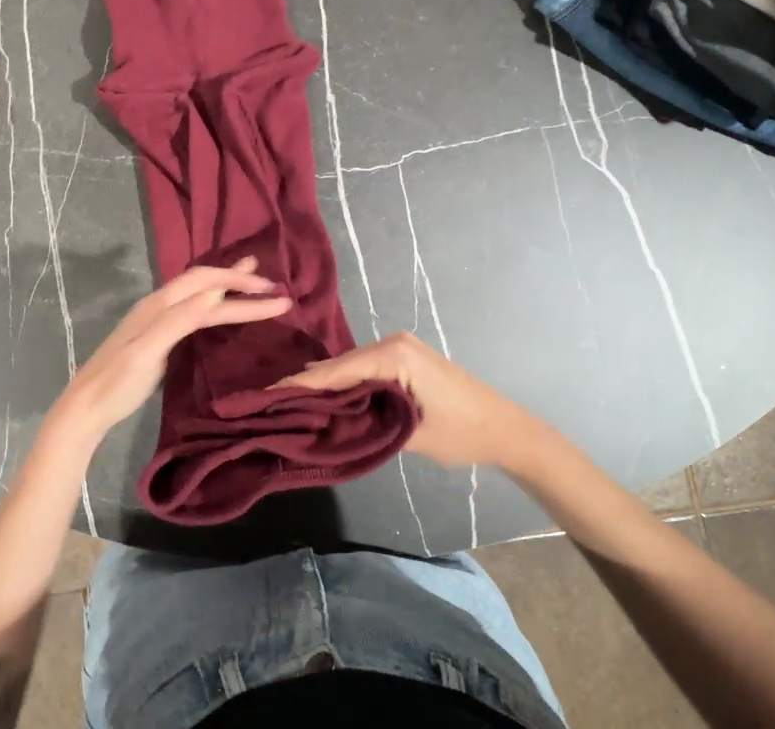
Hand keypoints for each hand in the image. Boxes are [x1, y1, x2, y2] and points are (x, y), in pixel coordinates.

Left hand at [46, 258, 290, 447]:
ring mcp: (155, 318)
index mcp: (159, 306)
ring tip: (249, 276)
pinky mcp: (155, 335)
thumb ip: (179, 321)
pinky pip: (190, 307)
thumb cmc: (117, 382)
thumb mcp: (148, 352)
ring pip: (196, 292)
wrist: (86, 405)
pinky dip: (211, 301)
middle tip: (272, 283)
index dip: (244, 292)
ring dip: (225, 284)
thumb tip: (215, 293)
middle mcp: (157, 304)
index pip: (209, 290)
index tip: (278, 298)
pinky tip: (216, 307)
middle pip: (203, 282)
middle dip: (237, 279)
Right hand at [272, 332, 547, 470]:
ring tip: (288, 399)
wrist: (508, 431)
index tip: (267, 395)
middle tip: (269, 401)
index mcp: (394, 354)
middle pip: (340, 364)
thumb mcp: (407, 432)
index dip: (302, 386)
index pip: (337, 371)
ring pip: (350, 365)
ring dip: (325, 383)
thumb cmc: (462, 433)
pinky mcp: (405, 357)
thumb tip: (321, 419)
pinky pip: (364, 367)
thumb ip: (363, 420)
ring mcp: (400, 346)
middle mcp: (394, 341)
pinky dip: (345, 381)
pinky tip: (322, 394)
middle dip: (308, 383)